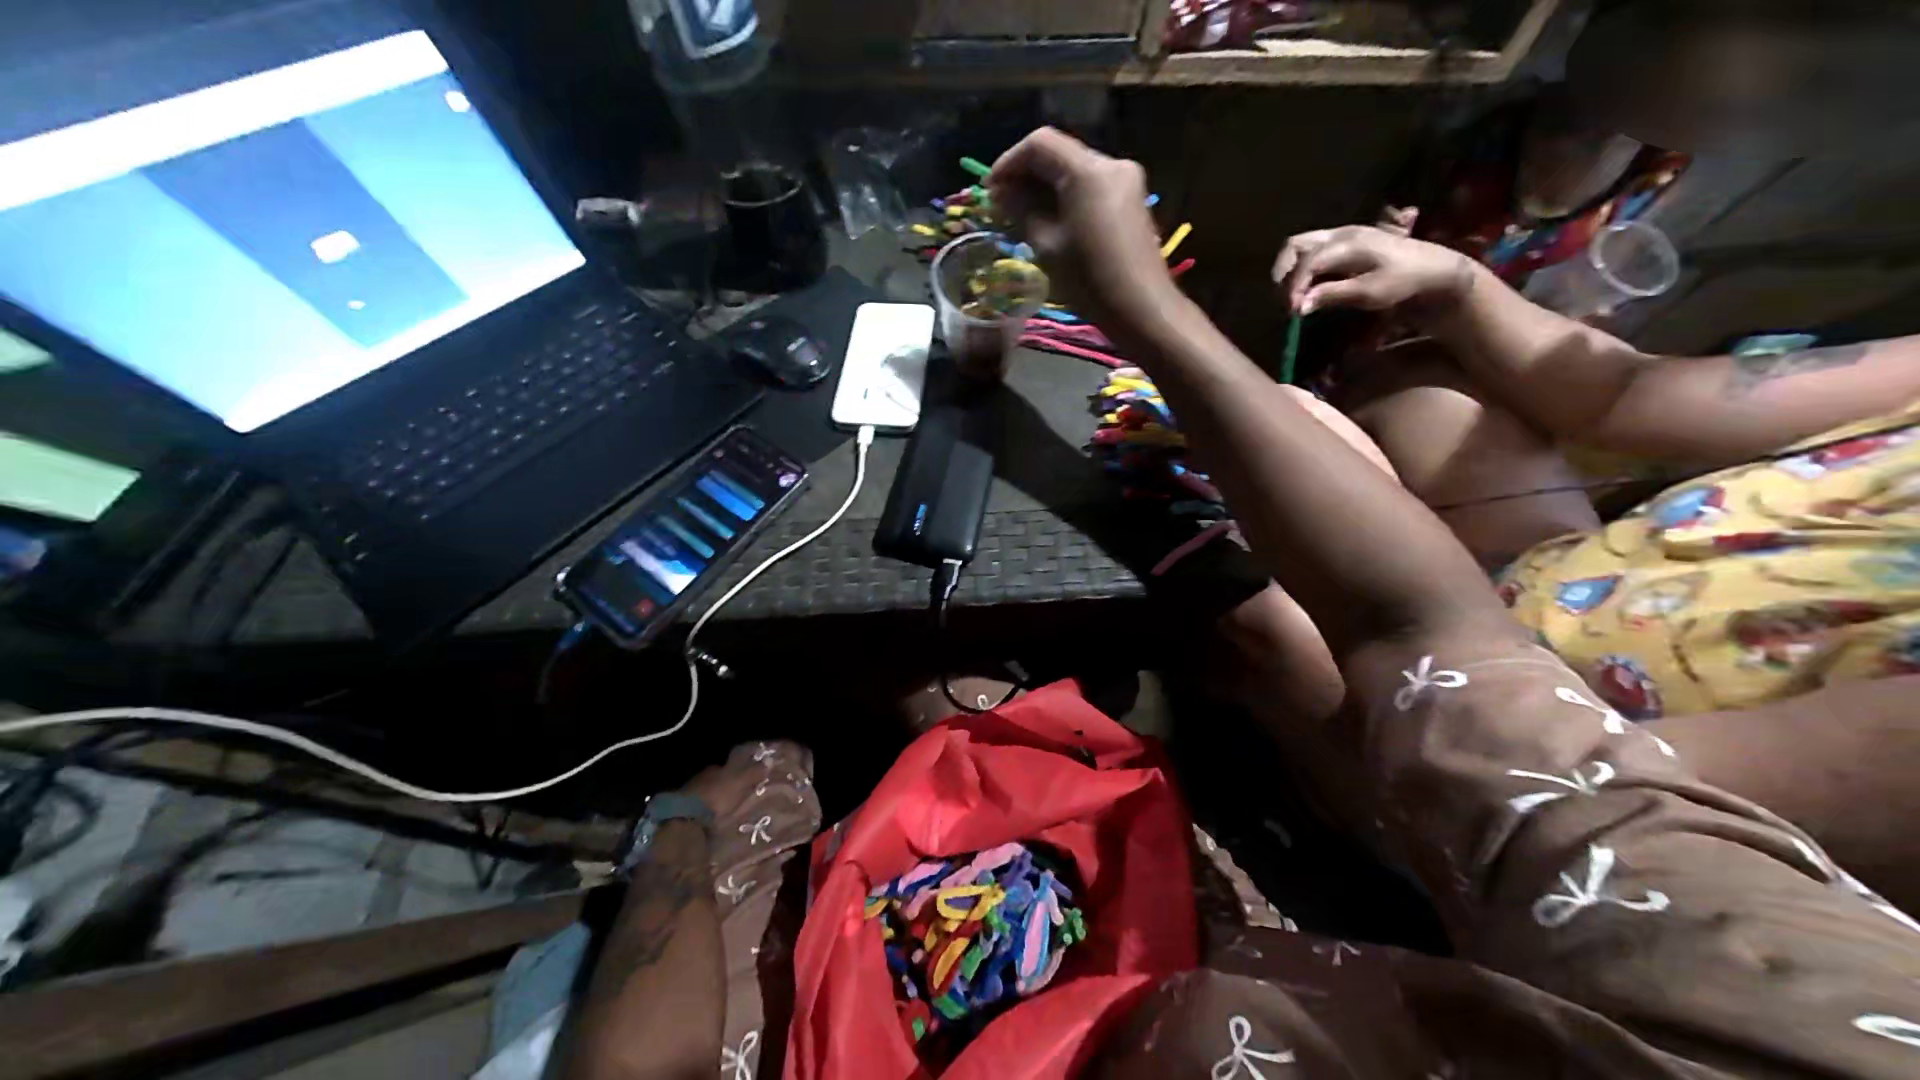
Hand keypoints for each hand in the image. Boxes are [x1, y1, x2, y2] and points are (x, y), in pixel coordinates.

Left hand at [676, 761, 761, 824]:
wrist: (686, 819)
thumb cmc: (716, 796)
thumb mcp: (739, 782)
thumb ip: (752, 772)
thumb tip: (769, 759)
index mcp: (714, 769)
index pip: (727, 768)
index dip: (737, 773)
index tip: (747, 780)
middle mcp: (701, 779)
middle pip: (717, 782)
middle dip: (726, 789)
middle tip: (739, 797)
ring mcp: (690, 796)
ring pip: (708, 796)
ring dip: (716, 802)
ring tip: (728, 812)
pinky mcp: (683, 814)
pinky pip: (700, 811)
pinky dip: (707, 814)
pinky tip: (714, 821)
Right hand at [988, 127, 1178, 333]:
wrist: (1142, 308)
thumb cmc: (1090, 280)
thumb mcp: (1047, 245)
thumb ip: (1021, 210)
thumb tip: (1001, 192)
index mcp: (1088, 171)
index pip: (1039, 144)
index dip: (1008, 162)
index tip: (989, 190)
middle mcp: (1110, 164)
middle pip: (1059, 154)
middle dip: (1026, 175)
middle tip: (1002, 204)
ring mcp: (1126, 181)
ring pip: (1075, 171)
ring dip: (1045, 187)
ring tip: (1022, 215)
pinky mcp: (1131, 200)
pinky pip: (1091, 187)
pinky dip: (1066, 197)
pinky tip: (1050, 221)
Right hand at [1272, 225, 1475, 315]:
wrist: (1434, 268)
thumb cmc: (1404, 280)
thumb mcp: (1369, 292)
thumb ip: (1332, 295)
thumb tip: (1299, 306)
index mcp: (1348, 243)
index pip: (1307, 262)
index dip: (1294, 287)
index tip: (1292, 311)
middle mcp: (1341, 233)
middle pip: (1295, 245)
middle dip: (1284, 273)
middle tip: (1286, 300)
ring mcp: (1342, 235)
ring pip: (1300, 246)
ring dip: (1291, 270)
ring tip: (1293, 295)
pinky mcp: (1344, 242)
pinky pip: (1312, 250)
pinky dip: (1302, 268)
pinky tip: (1307, 288)